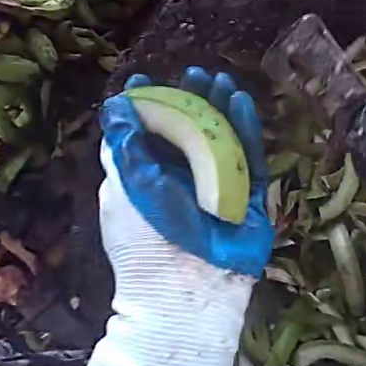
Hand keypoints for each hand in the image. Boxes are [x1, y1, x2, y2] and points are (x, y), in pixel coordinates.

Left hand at [98, 70, 272, 275]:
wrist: (181, 292)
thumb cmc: (142, 240)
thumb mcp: (122, 189)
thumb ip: (120, 147)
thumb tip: (115, 107)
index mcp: (151, 175)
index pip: (153, 131)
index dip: (152, 104)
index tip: (145, 79)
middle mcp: (185, 177)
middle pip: (193, 129)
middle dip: (194, 99)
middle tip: (195, 73)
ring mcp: (218, 186)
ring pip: (224, 138)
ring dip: (222, 108)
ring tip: (220, 80)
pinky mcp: (247, 198)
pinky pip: (250, 158)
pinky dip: (247, 130)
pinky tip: (242, 102)